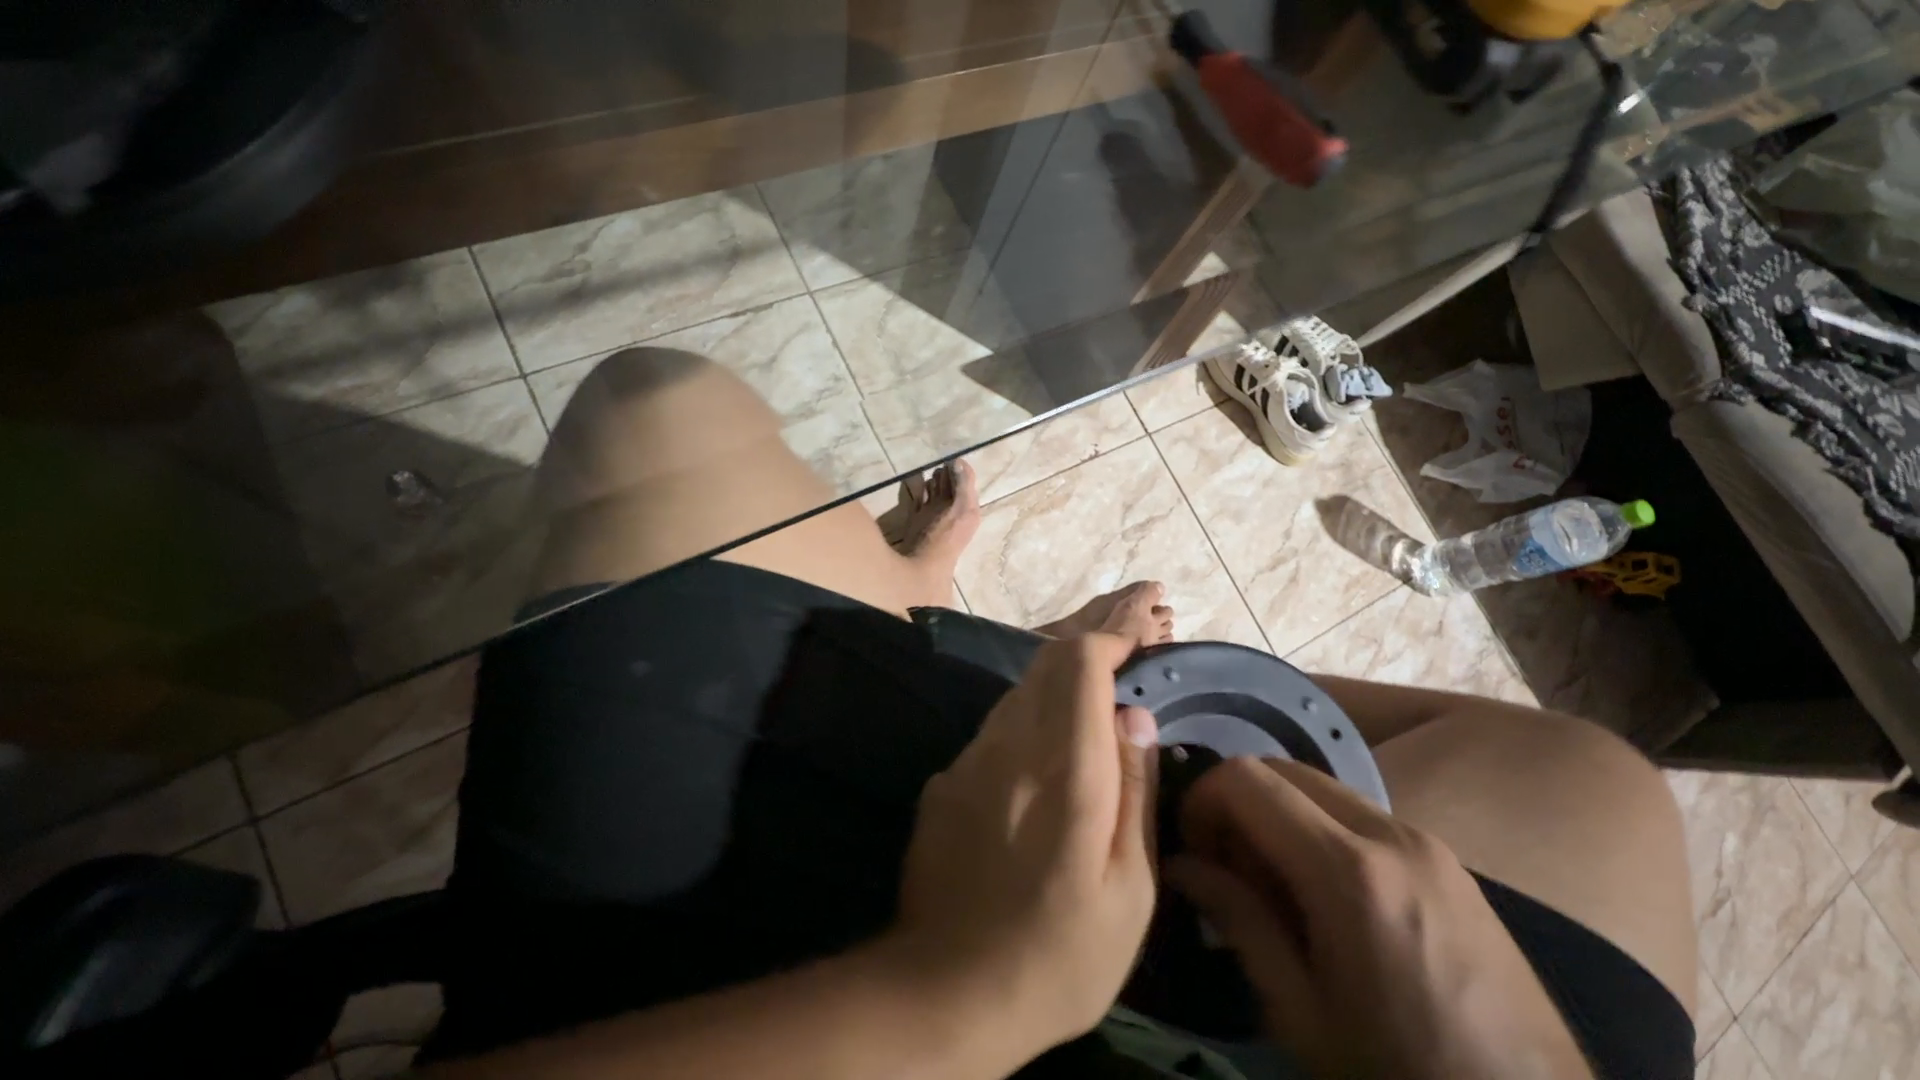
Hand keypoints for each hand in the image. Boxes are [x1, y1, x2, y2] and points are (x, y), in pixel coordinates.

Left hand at [885, 634, 1159, 1070]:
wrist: (944, 996)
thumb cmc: (1059, 957)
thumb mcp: (1129, 893)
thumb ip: (1134, 794)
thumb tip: (1134, 716)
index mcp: (1063, 771)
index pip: (1079, 664)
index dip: (1113, 635)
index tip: (1144, 629)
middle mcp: (1008, 750)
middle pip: (1046, 664)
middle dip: (1092, 636)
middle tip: (1133, 625)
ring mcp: (967, 764)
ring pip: (1018, 692)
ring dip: (1061, 674)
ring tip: (1099, 673)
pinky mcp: (943, 786)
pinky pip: (996, 729)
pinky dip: (1030, 714)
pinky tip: (1049, 735)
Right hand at [1167, 759, 1591, 1079]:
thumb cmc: (1397, 1069)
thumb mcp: (1298, 1010)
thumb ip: (1237, 920)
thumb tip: (1182, 864)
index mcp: (1349, 872)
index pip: (1247, 779)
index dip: (1201, 800)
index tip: (1193, 852)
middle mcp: (1391, 834)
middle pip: (1282, 768)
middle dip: (1237, 803)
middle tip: (1225, 868)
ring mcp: (1428, 841)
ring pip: (1322, 786)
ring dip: (1279, 815)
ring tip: (1273, 887)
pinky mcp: (1448, 859)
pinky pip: (1361, 814)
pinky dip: (1320, 829)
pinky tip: (1324, 896)